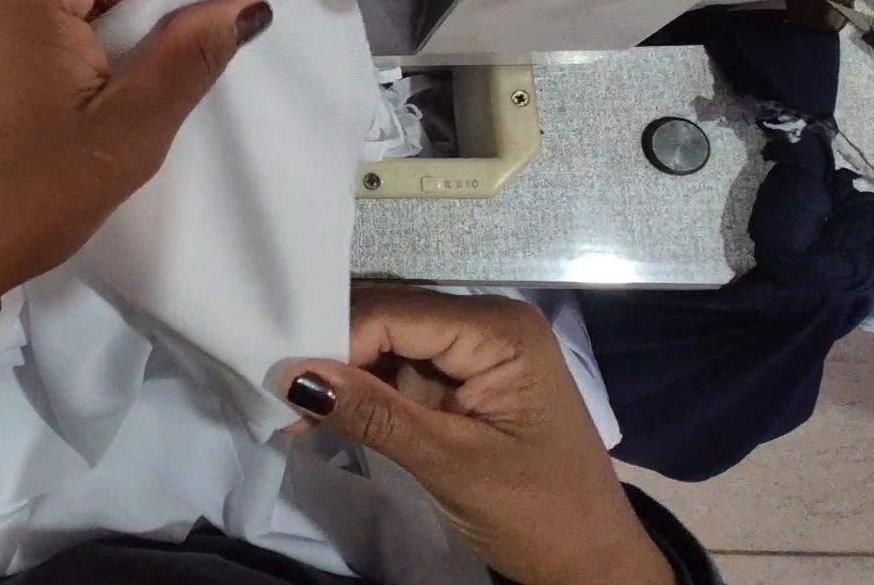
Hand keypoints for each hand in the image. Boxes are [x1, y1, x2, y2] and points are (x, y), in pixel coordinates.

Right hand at [282, 287, 673, 584]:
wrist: (594, 572)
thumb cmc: (541, 518)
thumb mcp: (451, 466)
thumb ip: (372, 414)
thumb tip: (291, 375)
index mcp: (497, 329)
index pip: (393, 314)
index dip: (338, 342)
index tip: (288, 381)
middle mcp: (481, 320)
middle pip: (383, 317)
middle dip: (331, 352)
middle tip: (279, 387)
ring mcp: (468, 344)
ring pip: (380, 337)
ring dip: (337, 371)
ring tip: (292, 404)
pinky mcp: (455, 370)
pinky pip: (392, 361)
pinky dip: (357, 387)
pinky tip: (322, 409)